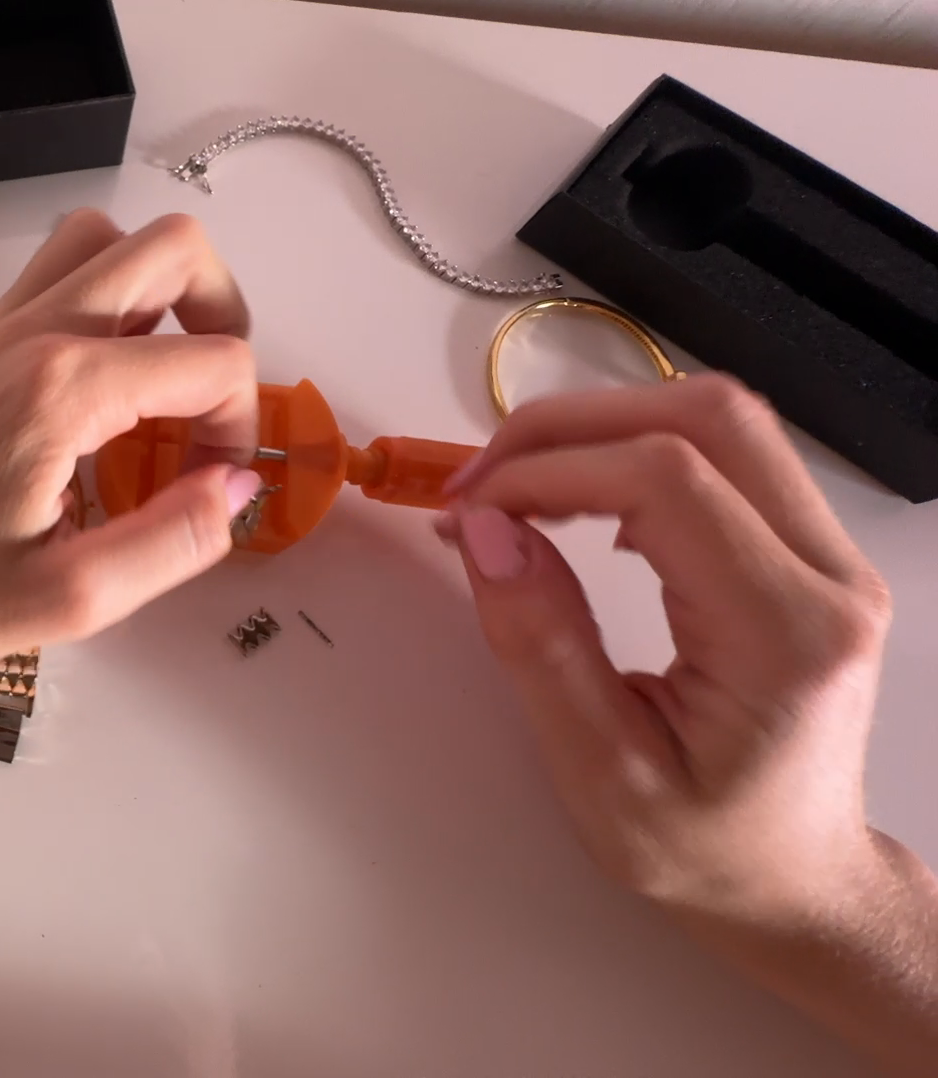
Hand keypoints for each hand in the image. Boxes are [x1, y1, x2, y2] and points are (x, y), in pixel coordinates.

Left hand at [0, 209, 264, 674]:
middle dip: (223, 319)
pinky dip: (109, 300)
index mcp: (62, 389)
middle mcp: (33, 334)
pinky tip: (107, 384)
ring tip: (165, 379)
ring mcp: (0, 332)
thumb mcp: (72, 597)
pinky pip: (60, 274)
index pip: (212, 361)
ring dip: (163, 293)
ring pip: (108, 242)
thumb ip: (174, 540)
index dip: (238, 426)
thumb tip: (237, 483)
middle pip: (171, 250)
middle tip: (209, 408)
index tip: (209, 487)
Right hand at [441, 373, 892, 918]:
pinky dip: (610, 455)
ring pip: (709, 418)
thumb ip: (539, 641)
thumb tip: (483, 530)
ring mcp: (821, 552)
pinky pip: (706, 455)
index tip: (463, 516)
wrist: (790, 874)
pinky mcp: (792, 549)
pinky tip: (559, 507)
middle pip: (703, 415)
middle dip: (562, 428)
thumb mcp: (595, 764)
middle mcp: (827, 570)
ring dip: (585, 434)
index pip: (665, 480)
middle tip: (475, 485)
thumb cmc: (692, 840)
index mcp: (784, 629)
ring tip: (505, 493)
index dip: (541, 474)